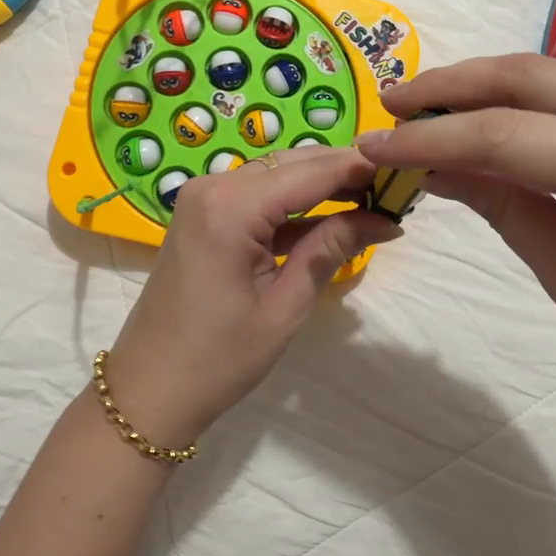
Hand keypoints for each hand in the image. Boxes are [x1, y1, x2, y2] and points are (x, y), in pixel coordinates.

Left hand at [99, 148, 401, 445]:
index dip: (360, 168)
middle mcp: (213, 187)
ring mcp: (204, 198)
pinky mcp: (203, 215)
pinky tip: (333, 219)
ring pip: (277, 176)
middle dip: (344, 173)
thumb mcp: (285, 305)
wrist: (149, 391)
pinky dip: (295, 205)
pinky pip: (258, 196)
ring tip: (373, 203)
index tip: (406, 170)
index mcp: (231, 207)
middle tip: (395, 190)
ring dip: (323, 186)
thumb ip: (330, 249)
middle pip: (293, 164)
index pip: (311, 172)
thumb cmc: (219, 359)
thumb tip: (384, 219)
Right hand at [355, 54, 555, 442]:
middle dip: (457, 86)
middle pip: (537, 78)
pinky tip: (491, 116)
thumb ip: (506, 209)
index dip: (436, 138)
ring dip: (491, 86)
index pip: (513, 137)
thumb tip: (434, 166)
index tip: (376, 145)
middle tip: (394, 101)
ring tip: (428, 107)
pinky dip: (531, 102)